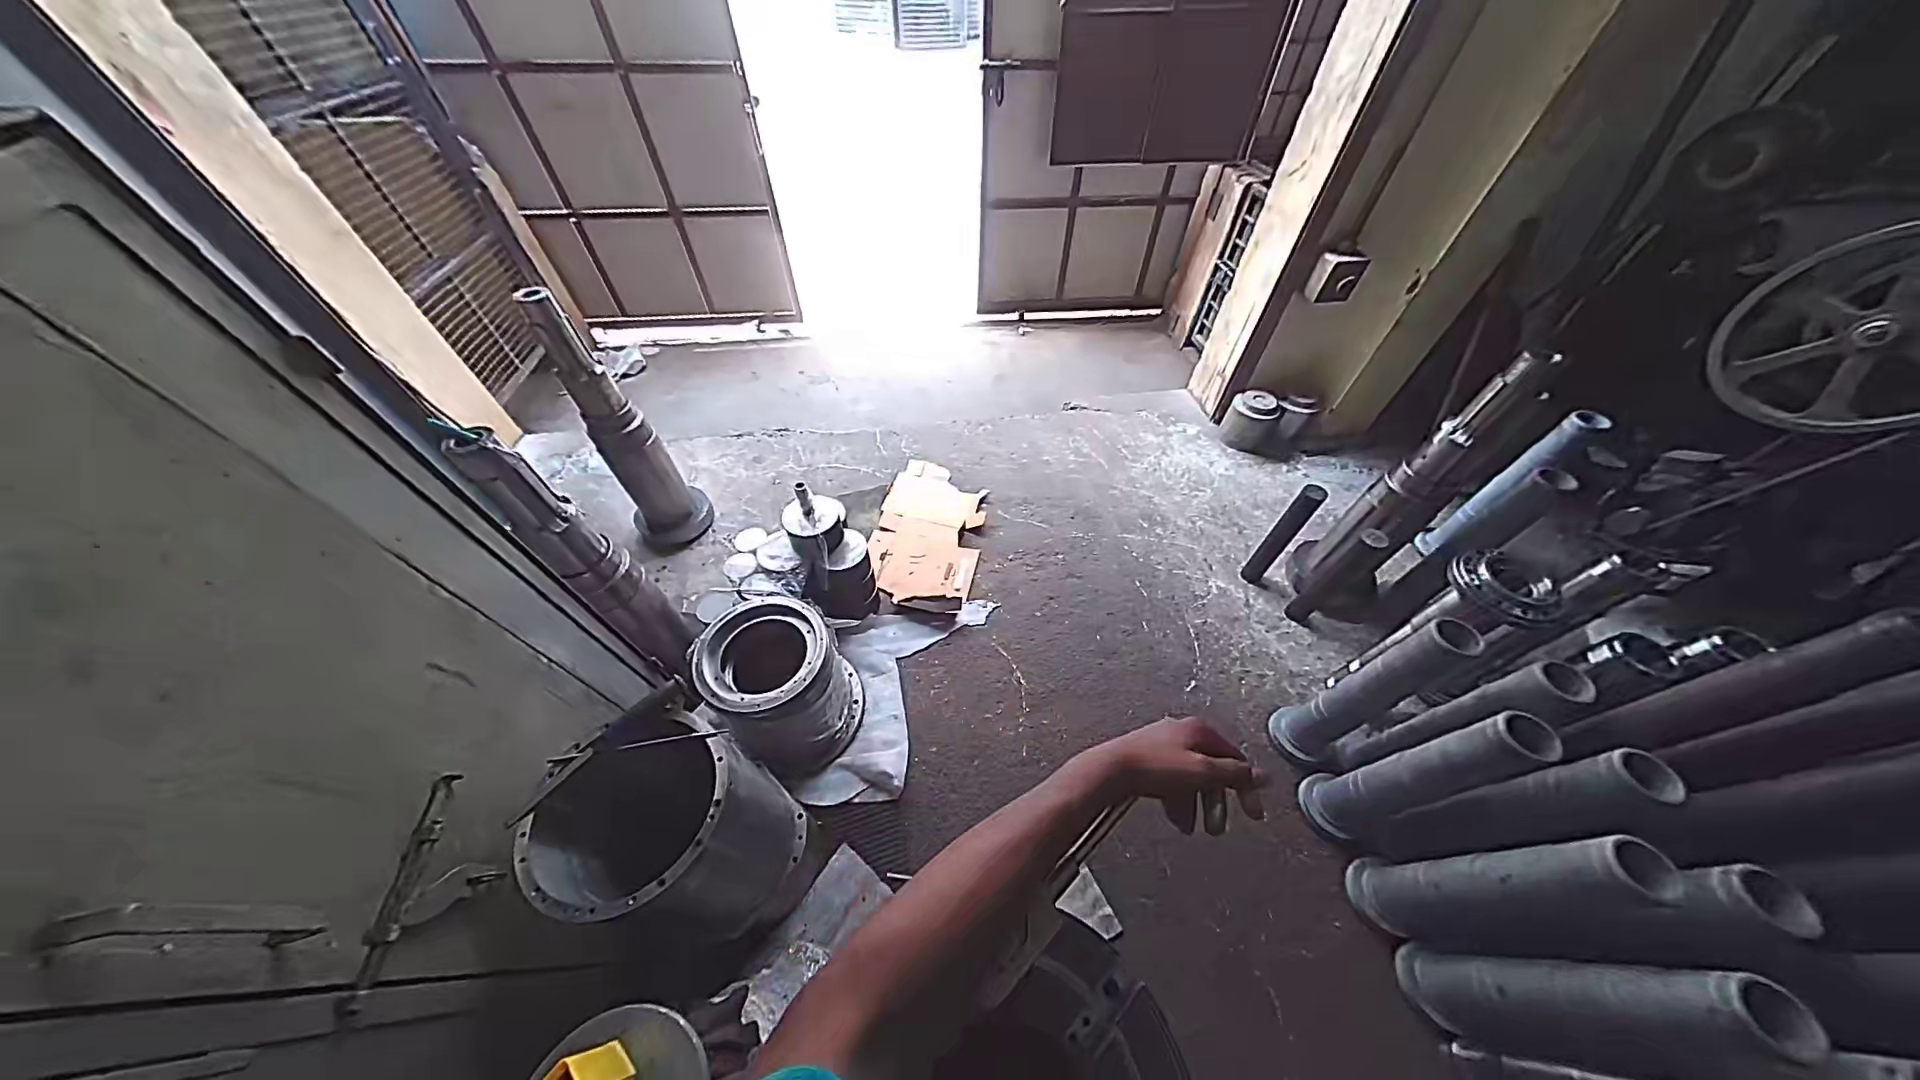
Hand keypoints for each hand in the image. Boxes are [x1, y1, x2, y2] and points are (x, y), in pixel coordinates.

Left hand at [1083, 716, 1267, 833]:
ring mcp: (1162, 746)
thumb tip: (1261, 774)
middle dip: (1216, 802)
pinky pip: (1172, 782)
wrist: (1111, 770)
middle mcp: (1181, 733)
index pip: (1234, 758)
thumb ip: (1235, 774)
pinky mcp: (1148, 760)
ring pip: (1190, 779)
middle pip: (1211, 770)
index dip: (1246, 787)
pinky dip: (1177, 801)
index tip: (1251, 811)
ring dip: (1196, 805)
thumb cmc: (1152, 766)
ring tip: (1192, 826)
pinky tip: (1177, 818)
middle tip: (1217, 825)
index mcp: (1197, 730)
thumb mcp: (1203, 772)